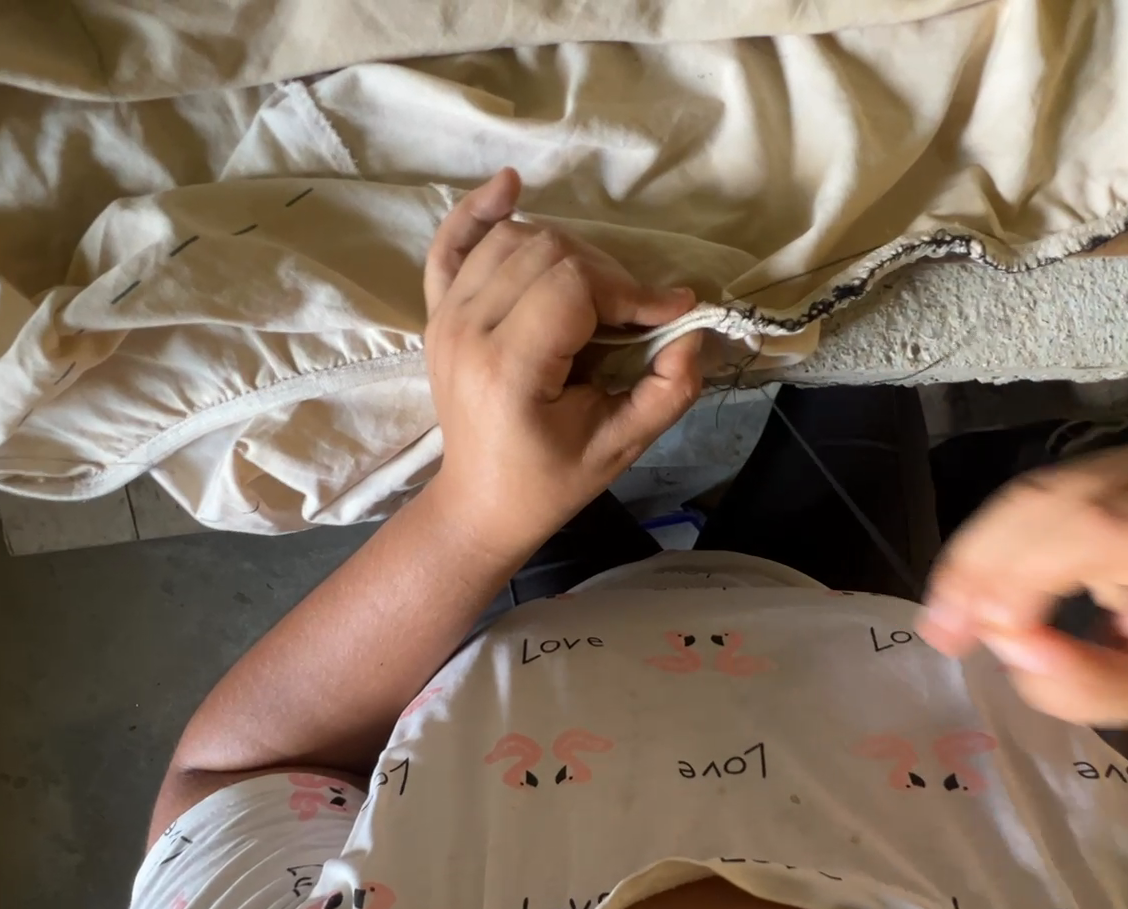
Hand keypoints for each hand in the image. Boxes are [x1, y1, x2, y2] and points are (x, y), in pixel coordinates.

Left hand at [418, 169, 703, 557]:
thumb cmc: (552, 482)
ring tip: (596, 293)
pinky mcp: (436, 313)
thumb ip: (667, 392)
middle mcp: (466, 329)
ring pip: (513, 238)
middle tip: (634, 315)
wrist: (482, 502)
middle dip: (606, 273)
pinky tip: (512, 187)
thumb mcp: (620, 448)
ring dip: (567, 252)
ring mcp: (444, 316)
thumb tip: (691, 331)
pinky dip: (480, 211)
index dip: (630, 290)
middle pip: (547, 250)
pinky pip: (452, 243)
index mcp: (508, 368)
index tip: (667, 315)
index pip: (574, 283)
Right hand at [917, 441, 1127, 727]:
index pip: (1104, 527)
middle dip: (984, 561)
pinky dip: (995, 536)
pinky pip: (1041, 491)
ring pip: (1037, 489)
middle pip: (1058, 498)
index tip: (985, 631)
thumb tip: (1011, 644)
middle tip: (943, 627)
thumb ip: (1090, 688)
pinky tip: (977, 580)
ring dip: (979, 549)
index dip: (1024, 570)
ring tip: (948, 609)